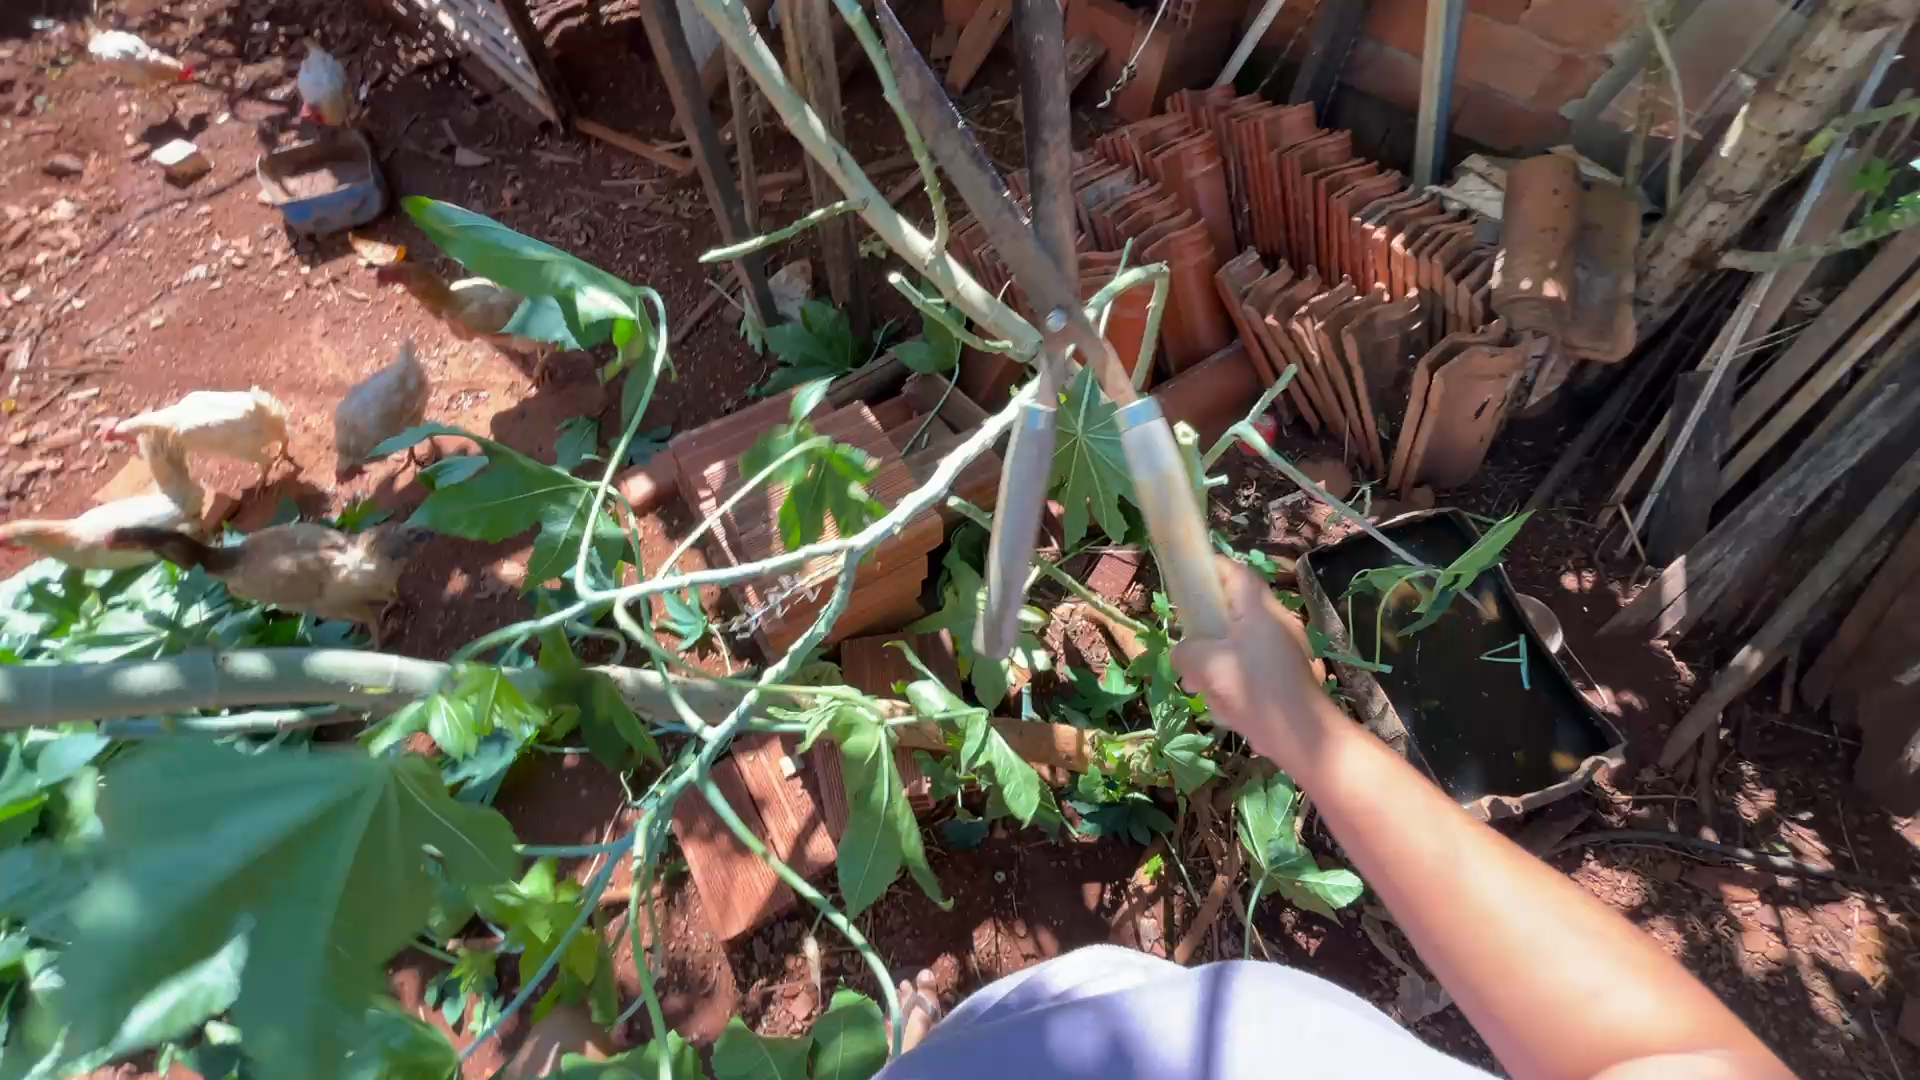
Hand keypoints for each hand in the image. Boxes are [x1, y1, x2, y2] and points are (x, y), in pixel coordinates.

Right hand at [1172, 557, 1336, 769]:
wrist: (1303, 736)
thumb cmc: (1255, 690)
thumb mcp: (1206, 665)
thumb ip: (1185, 651)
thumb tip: (1184, 653)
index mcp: (1258, 610)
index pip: (1235, 572)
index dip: (1210, 568)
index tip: (1187, 578)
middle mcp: (1275, 623)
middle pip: (1234, 609)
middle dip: (1206, 627)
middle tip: (1189, 643)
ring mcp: (1285, 650)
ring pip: (1239, 642)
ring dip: (1216, 659)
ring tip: (1201, 683)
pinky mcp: (1287, 675)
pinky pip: (1251, 666)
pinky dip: (1233, 679)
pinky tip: (1225, 705)